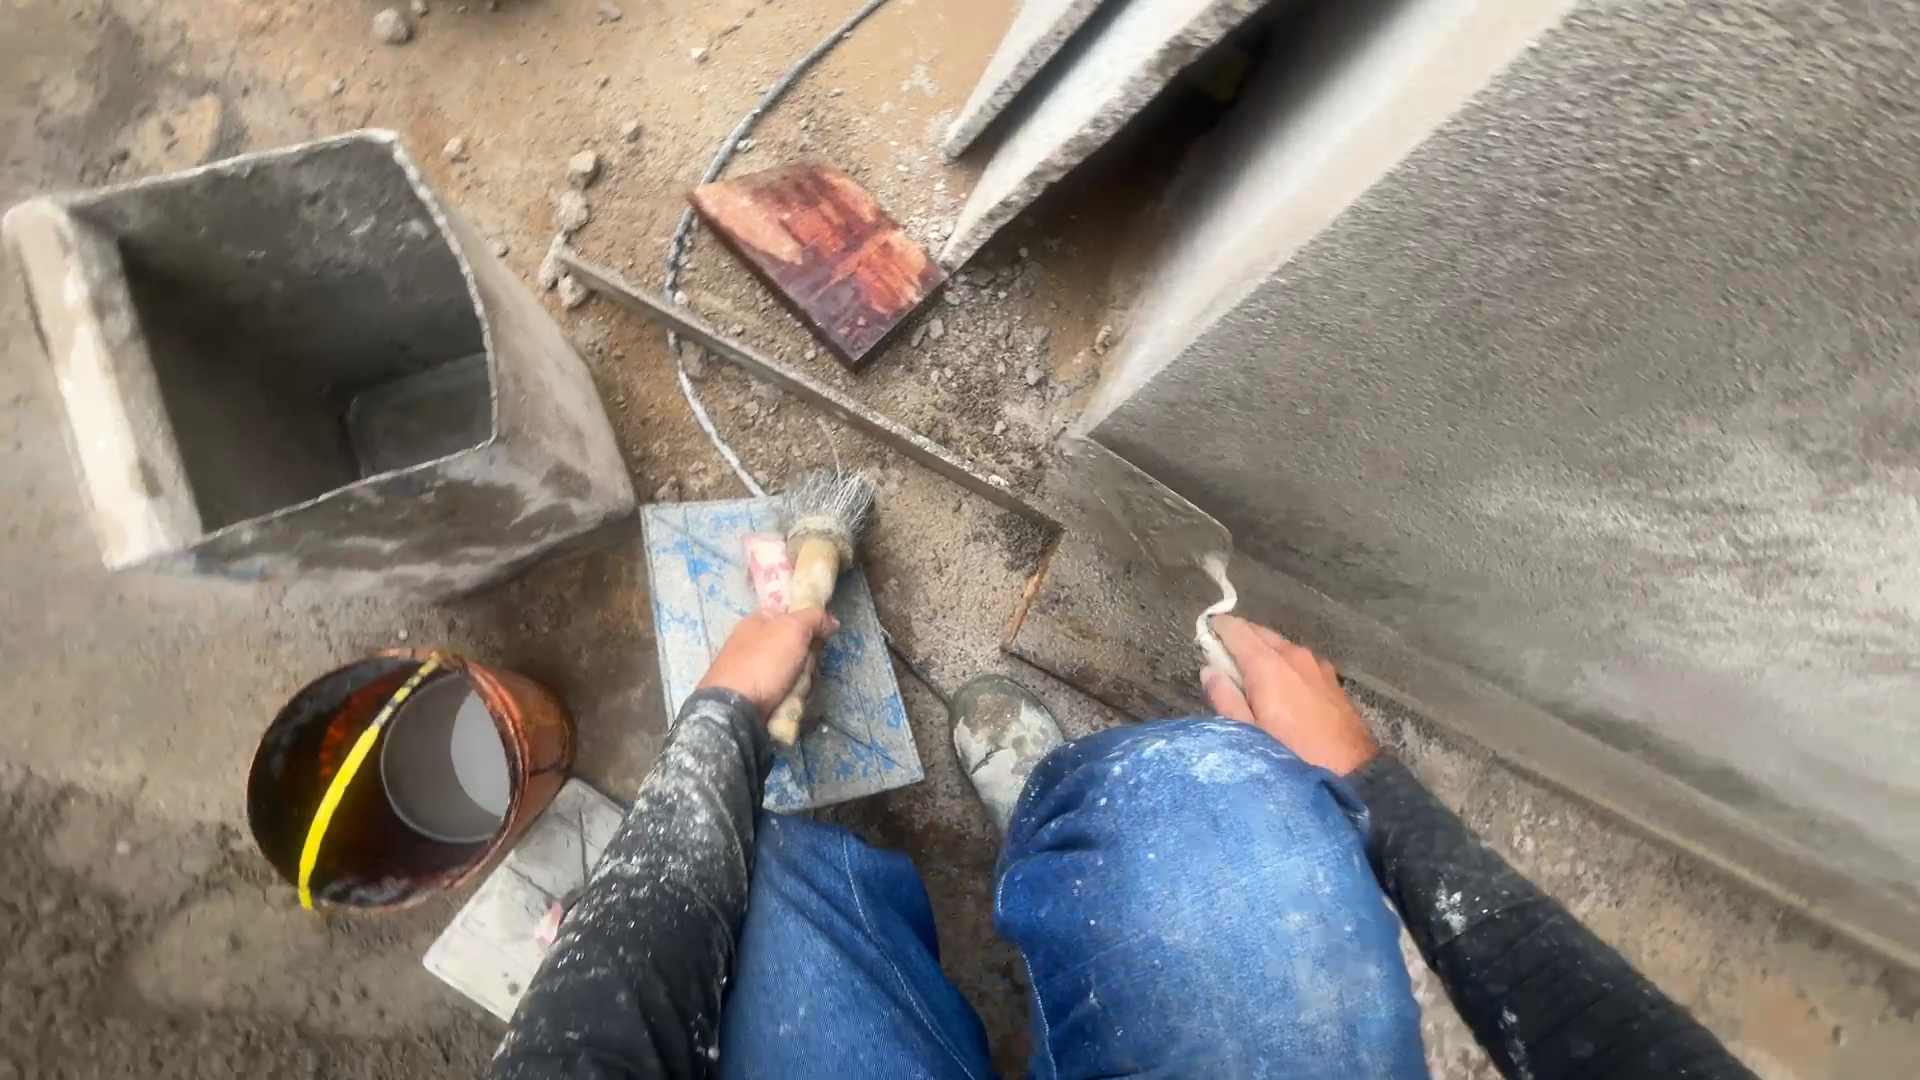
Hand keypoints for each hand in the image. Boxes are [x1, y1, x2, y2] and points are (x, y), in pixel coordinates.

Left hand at [697, 609, 840, 719]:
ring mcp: (754, 669)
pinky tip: (791, 699)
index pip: (789, 612)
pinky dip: (792, 694)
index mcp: (757, 621)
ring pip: (794, 669)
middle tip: (808, 665)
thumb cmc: (763, 662)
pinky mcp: (756, 694)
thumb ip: (814, 618)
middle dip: (808, 657)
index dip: (808, 622)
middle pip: (796, 644)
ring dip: (802, 679)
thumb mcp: (793, 629)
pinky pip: (785, 689)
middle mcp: (753, 643)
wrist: (734, 709)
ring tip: (799, 687)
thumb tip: (832, 621)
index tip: (819, 635)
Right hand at [1200, 616, 1378, 774]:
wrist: (1353, 772)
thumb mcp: (1248, 733)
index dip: (1217, 627)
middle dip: (1237, 637)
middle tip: (1221, 658)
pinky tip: (1280, 684)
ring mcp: (1314, 663)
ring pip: (1278, 643)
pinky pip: (1296, 657)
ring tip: (1249, 674)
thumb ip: (1224, 698)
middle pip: (1257, 631)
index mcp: (1267, 665)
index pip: (1235, 629)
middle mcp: (1291, 654)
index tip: (1204, 636)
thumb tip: (1209, 670)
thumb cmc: (1293, 753)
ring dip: (1260, 649)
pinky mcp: (1329, 675)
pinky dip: (1281, 660)